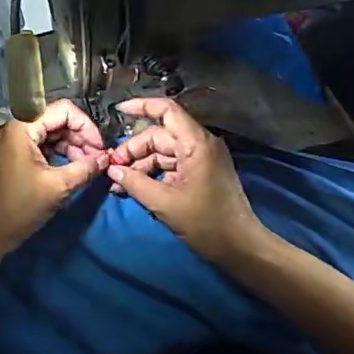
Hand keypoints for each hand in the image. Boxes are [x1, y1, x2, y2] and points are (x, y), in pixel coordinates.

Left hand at [0, 100, 108, 254]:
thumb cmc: (20, 207)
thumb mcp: (59, 186)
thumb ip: (86, 168)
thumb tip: (107, 158)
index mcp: (23, 127)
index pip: (64, 110)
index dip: (87, 127)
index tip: (100, 148)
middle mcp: (17, 127)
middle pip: (58, 121)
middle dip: (81, 138)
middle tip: (99, 160)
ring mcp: (14, 141)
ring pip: (52, 134)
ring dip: (73, 148)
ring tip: (90, 167)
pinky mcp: (15, 155)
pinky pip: (43, 146)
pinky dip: (60, 155)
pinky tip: (75, 169)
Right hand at [105, 97, 272, 264]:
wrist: (240, 247)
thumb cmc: (206, 223)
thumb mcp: (164, 203)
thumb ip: (135, 183)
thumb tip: (113, 171)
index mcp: (197, 144)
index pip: (168, 111)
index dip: (142, 106)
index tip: (119, 110)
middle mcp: (200, 145)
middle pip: (160, 136)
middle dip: (134, 150)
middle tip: (113, 170)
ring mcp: (202, 159)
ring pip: (163, 152)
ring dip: (141, 165)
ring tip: (118, 184)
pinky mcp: (201, 173)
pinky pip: (172, 166)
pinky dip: (153, 174)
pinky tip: (135, 188)